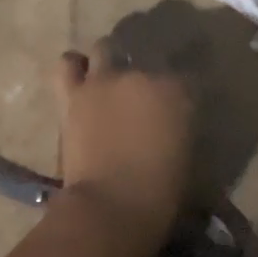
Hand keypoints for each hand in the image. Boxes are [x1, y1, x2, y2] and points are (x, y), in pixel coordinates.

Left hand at [55, 41, 193, 242]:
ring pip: (105, 49)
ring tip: (108, 83)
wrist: (111, 207)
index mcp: (179, 92)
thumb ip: (183, 133)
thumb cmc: (160, 195)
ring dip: (109, 62)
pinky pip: (68, 64)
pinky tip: (80, 80)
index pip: (186, 79)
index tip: (179, 111)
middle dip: (145, 79)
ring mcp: (105, 80)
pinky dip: (74, 68)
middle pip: (145, 60)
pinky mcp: (74, 93)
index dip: (181, 95)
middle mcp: (142, 76)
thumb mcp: (190, 162)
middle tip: (142, 105)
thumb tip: (174, 129)